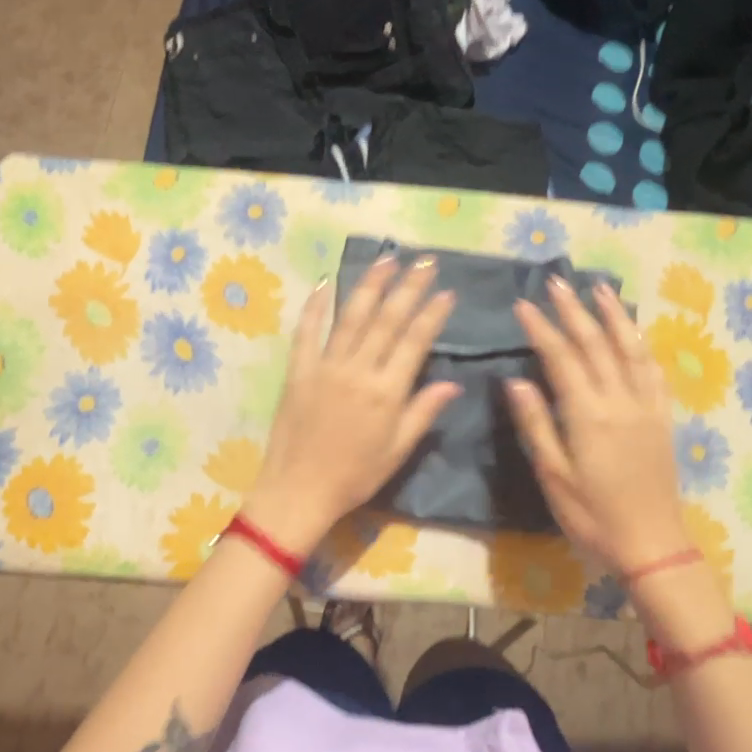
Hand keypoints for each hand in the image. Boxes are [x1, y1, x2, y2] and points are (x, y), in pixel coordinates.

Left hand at [243, 255, 459, 555]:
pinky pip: (307, 332)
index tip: (446, 292)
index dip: (432, 315)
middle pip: (387, 320)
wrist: (298, 490)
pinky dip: (316, 306)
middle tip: (424, 262)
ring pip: (351, 317)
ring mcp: (325, 367)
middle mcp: (358, 370)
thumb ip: (423, 412)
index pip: (414, 342)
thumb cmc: (354, 476)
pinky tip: (325, 283)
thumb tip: (453, 383)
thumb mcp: (397, 451)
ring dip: (370, 285)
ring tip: (386, 260)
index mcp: (386, 392)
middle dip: (408, 288)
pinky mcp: (298, 371)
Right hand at [505, 277, 689, 574]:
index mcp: (587, 415)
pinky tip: (633, 332)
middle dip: (574, 311)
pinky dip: (641, 345)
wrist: (651, 543)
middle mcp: (619, 401)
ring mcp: (646, 407)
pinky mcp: (662, 418)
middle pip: (595, 344)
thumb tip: (516, 381)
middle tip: (556, 283)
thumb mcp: (553, 475)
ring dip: (613, 316)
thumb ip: (537, 424)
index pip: (561, 359)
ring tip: (599, 289)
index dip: (541, 329)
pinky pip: (654, 371)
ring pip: (630, 349)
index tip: (523, 305)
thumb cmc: (592, 515)